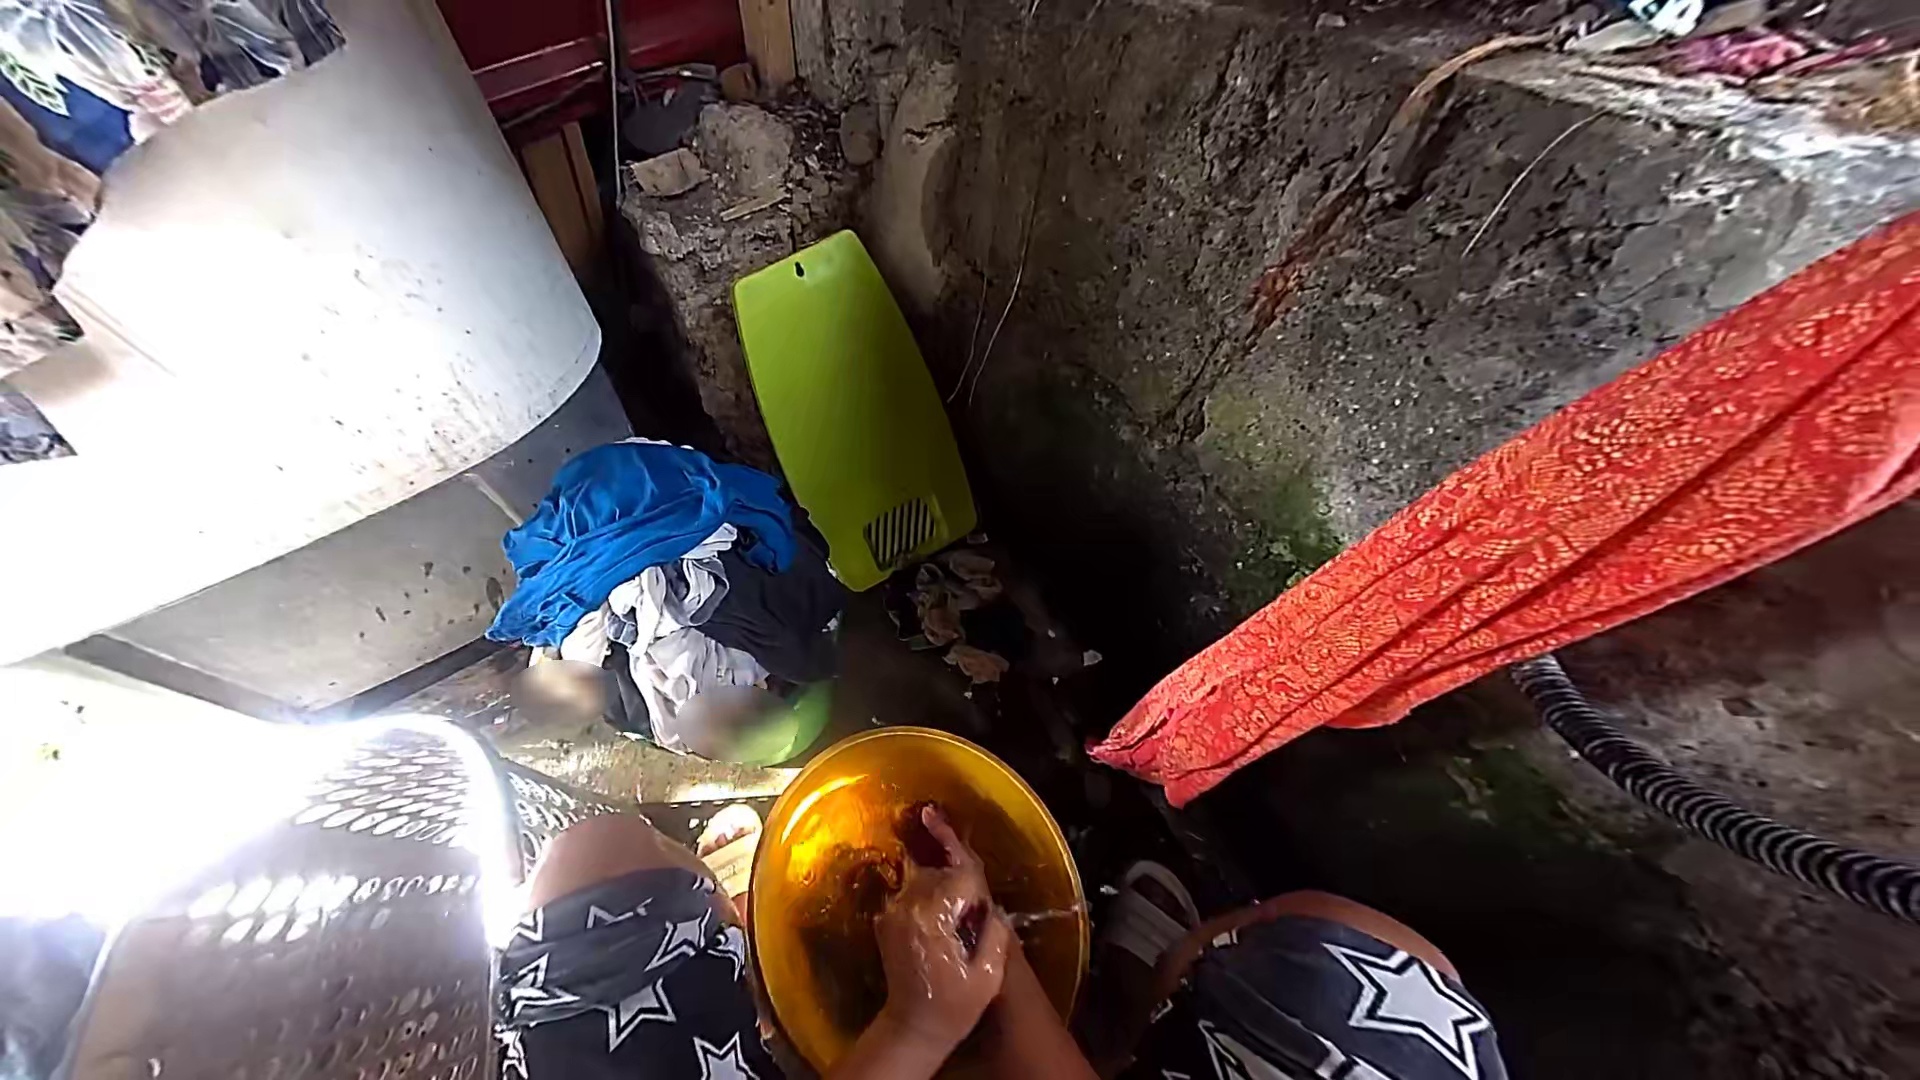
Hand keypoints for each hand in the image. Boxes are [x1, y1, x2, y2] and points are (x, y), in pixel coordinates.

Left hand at [873, 806, 1012, 1053]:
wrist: (911, 1027)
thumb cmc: (953, 1005)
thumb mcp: (987, 975)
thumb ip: (994, 933)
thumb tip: (992, 903)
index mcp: (935, 916)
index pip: (959, 873)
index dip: (965, 854)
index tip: (945, 818)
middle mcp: (910, 906)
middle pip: (939, 869)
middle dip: (952, 858)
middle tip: (944, 825)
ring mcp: (894, 912)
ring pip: (921, 875)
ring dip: (937, 870)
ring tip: (941, 847)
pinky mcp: (886, 919)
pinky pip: (909, 890)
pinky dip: (923, 885)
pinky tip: (934, 890)